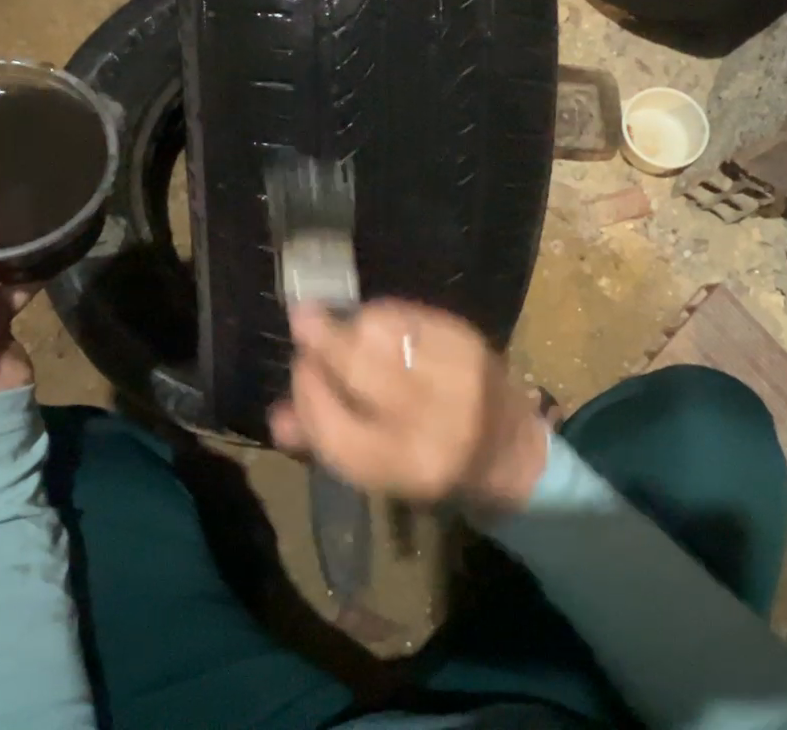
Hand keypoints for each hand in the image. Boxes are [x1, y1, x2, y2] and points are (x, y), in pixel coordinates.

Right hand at [270, 300, 547, 509]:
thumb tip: (276, 417)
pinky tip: (378, 322)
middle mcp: (432, 421)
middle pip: (355, 364)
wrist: (510, 450)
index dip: (306, 391)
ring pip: (380, 331)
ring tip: (345, 328)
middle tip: (304, 322)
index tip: (300, 369)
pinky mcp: (468, 340)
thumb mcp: (380, 472)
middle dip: (320, 339)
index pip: (331, 424)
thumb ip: (325, 443)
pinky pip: (409, 314)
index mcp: (405, 466)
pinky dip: (384, 313)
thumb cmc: (434, 465)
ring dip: (352, 322)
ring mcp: (456, 375)